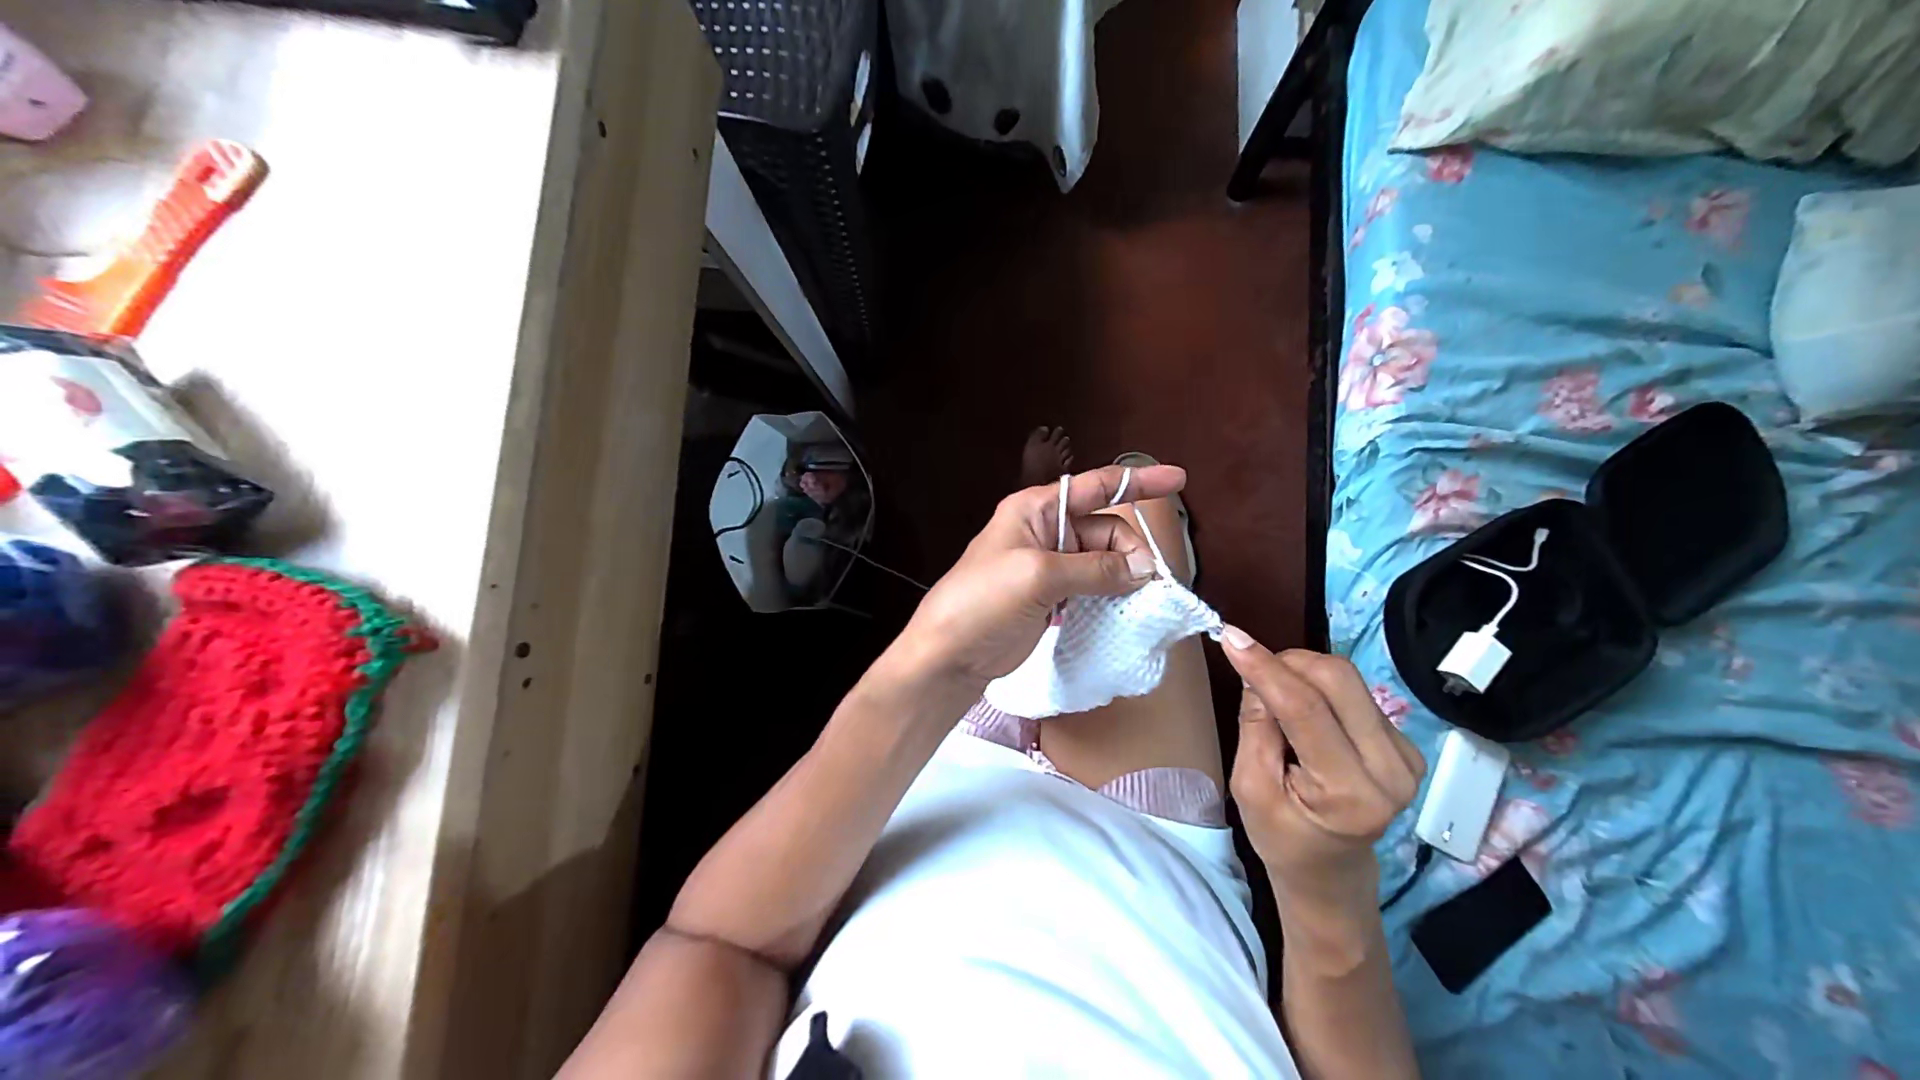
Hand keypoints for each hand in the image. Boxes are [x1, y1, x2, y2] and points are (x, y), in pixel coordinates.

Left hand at [888, 463, 1187, 689]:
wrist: (951, 653)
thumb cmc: (982, 600)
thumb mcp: (1039, 575)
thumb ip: (1094, 568)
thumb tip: (1143, 570)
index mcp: (1036, 509)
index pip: (1095, 485)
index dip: (1137, 481)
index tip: (1178, 479)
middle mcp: (1046, 531)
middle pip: (1106, 528)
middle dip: (1131, 550)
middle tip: (1147, 582)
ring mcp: (1050, 565)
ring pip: (1104, 560)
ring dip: (1125, 575)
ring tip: (1142, 598)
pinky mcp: (1053, 596)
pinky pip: (1094, 586)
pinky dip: (1112, 595)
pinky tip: (1125, 609)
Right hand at [1221, 631, 1425, 909]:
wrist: (1329, 870)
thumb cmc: (1282, 836)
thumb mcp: (1249, 788)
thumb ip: (1255, 728)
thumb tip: (1255, 673)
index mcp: (1350, 793)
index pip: (1306, 710)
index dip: (1265, 668)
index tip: (1230, 637)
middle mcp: (1391, 769)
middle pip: (1337, 679)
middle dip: (1286, 662)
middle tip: (1252, 670)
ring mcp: (1406, 755)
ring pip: (1348, 678)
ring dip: (1301, 672)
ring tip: (1274, 696)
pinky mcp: (1405, 744)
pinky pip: (1355, 691)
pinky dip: (1317, 686)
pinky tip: (1303, 712)